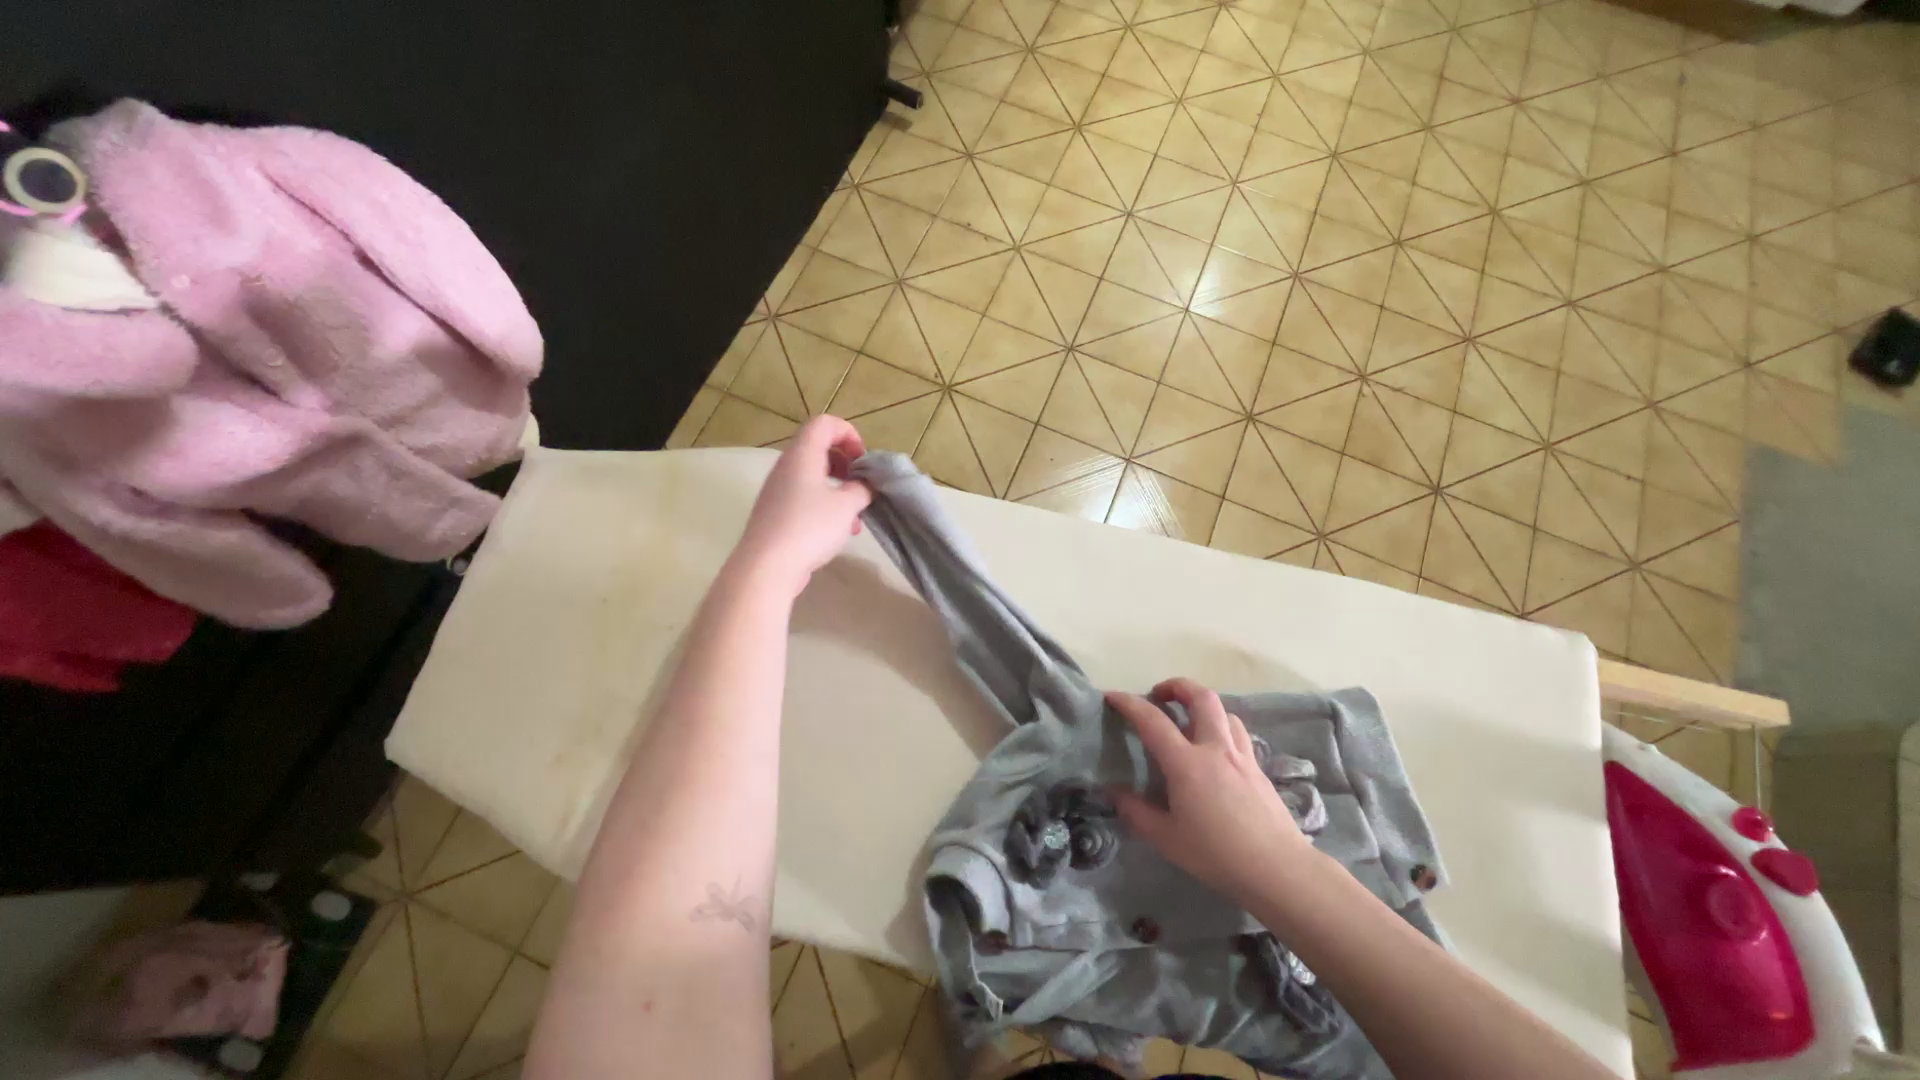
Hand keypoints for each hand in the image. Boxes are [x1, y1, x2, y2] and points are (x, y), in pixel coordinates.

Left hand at [731, 415, 870, 596]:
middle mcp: (787, 466)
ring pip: (814, 476)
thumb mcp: (847, 506)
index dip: (849, 434)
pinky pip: (805, 497)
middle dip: (846, 464)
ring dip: (839, 489)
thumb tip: (864, 485)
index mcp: (802, 455)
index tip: (863, 461)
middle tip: (861, 485)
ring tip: (856, 514)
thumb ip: (862, 489)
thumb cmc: (810, 527)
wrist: (767, 566)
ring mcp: (778, 490)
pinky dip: (826, 505)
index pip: (824, 423)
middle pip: (819, 448)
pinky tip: (840, 531)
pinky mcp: (776, 512)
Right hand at [1109, 678, 1318, 906]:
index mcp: (1186, 763)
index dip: (1129, 703)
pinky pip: (1238, 734)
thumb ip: (1137, 812)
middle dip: (1178, 686)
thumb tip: (1113, 793)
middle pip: (1201, 697)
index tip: (1113, 696)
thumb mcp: (1166, 838)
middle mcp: (1215, 749)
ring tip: (1190, 720)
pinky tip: (1216, 750)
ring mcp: (1242, 756)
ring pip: (1224, 712)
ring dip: (1203, 706)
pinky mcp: (1259, 769)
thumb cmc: (1216, 854)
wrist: (1277, 868)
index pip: (1153, 721)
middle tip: (1160, 695)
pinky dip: (1222, 728)